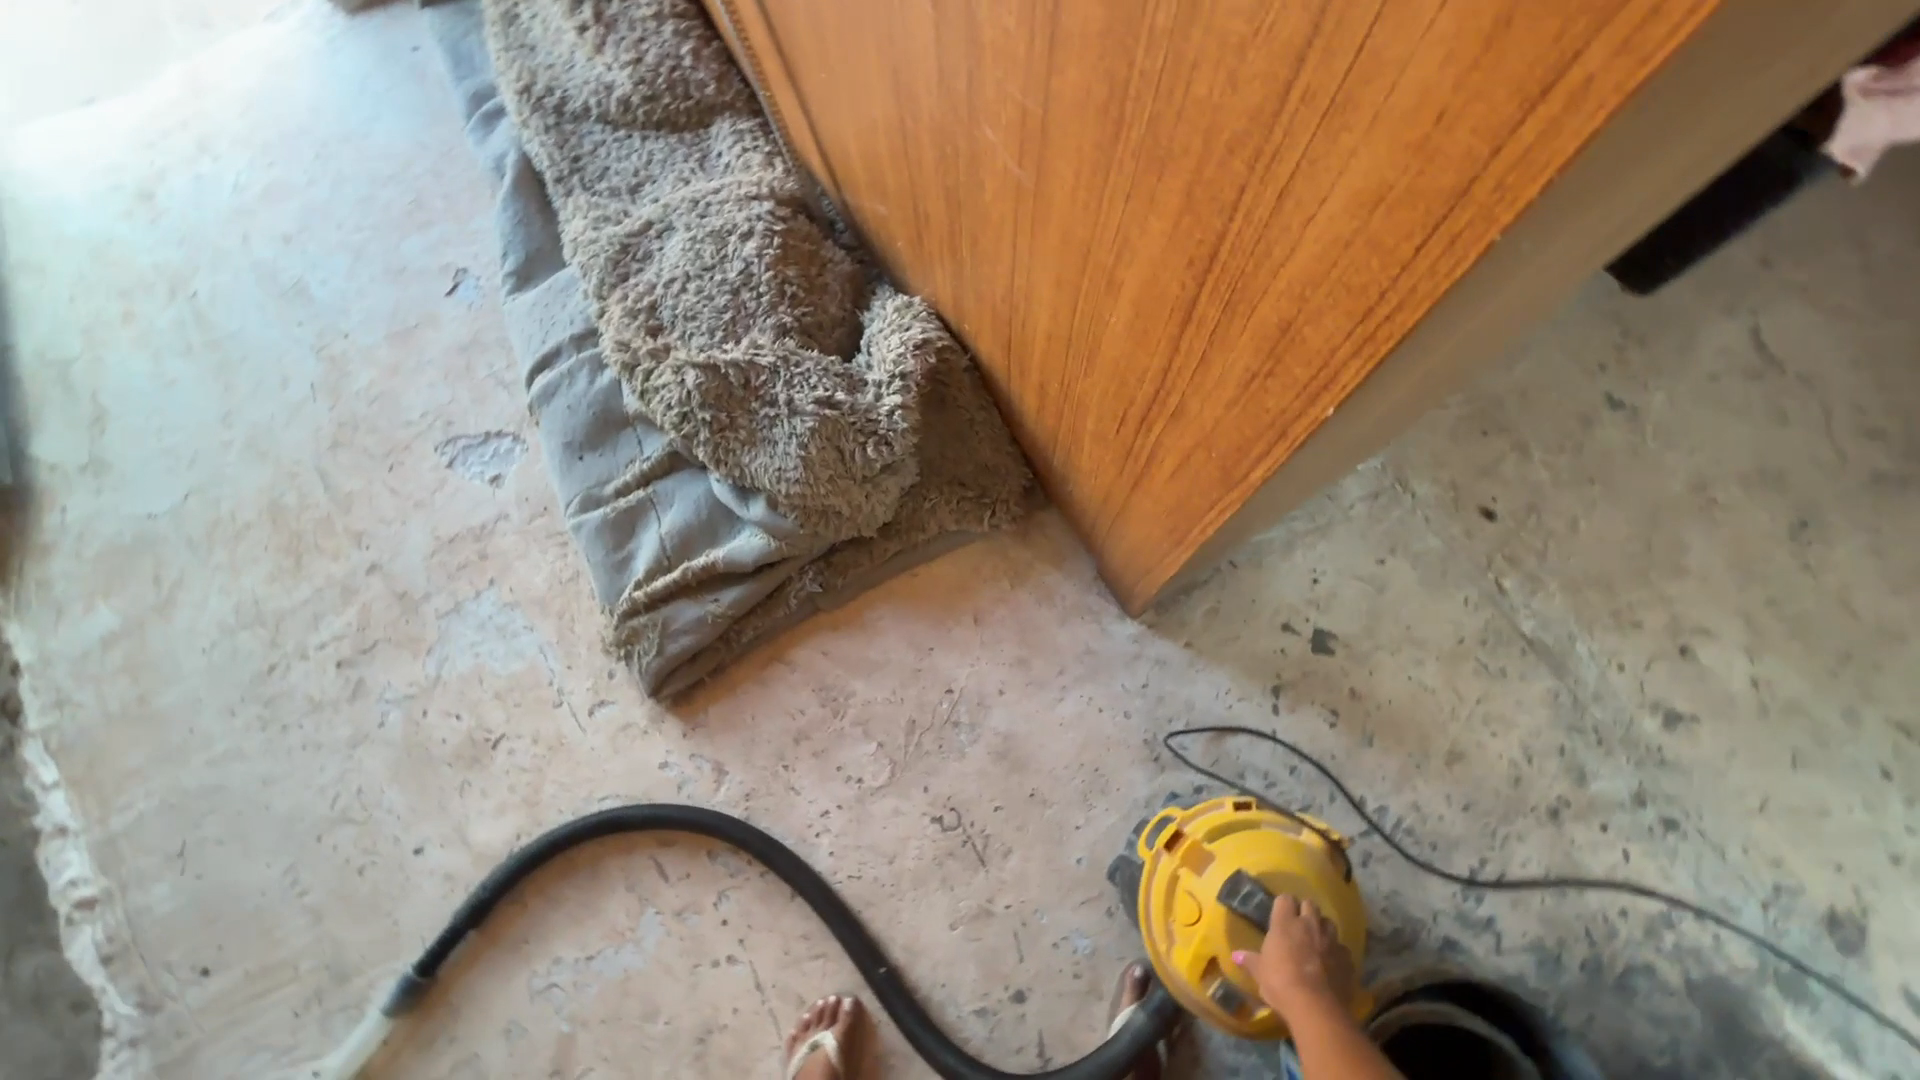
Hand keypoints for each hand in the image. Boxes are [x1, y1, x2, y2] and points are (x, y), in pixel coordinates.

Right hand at [1232, 895, 1356, 1020]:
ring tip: (1318, 942)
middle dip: (1306, 911)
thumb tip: (1235, 955)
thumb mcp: (1260, 973)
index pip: (1285, 899)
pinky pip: (1343, 949)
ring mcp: (1331, 941)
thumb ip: (1250, 960)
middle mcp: (1310, 925)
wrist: (1315, 1007)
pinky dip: (1337, 953)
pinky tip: (1332, 965)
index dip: (1283, 905)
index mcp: (1285, 923)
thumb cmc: (1280, 983)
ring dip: (1323, 929)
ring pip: (1330, 923)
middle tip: (1299, 926)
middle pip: (1310, 904)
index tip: (1280, 915)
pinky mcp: (1348, 960)